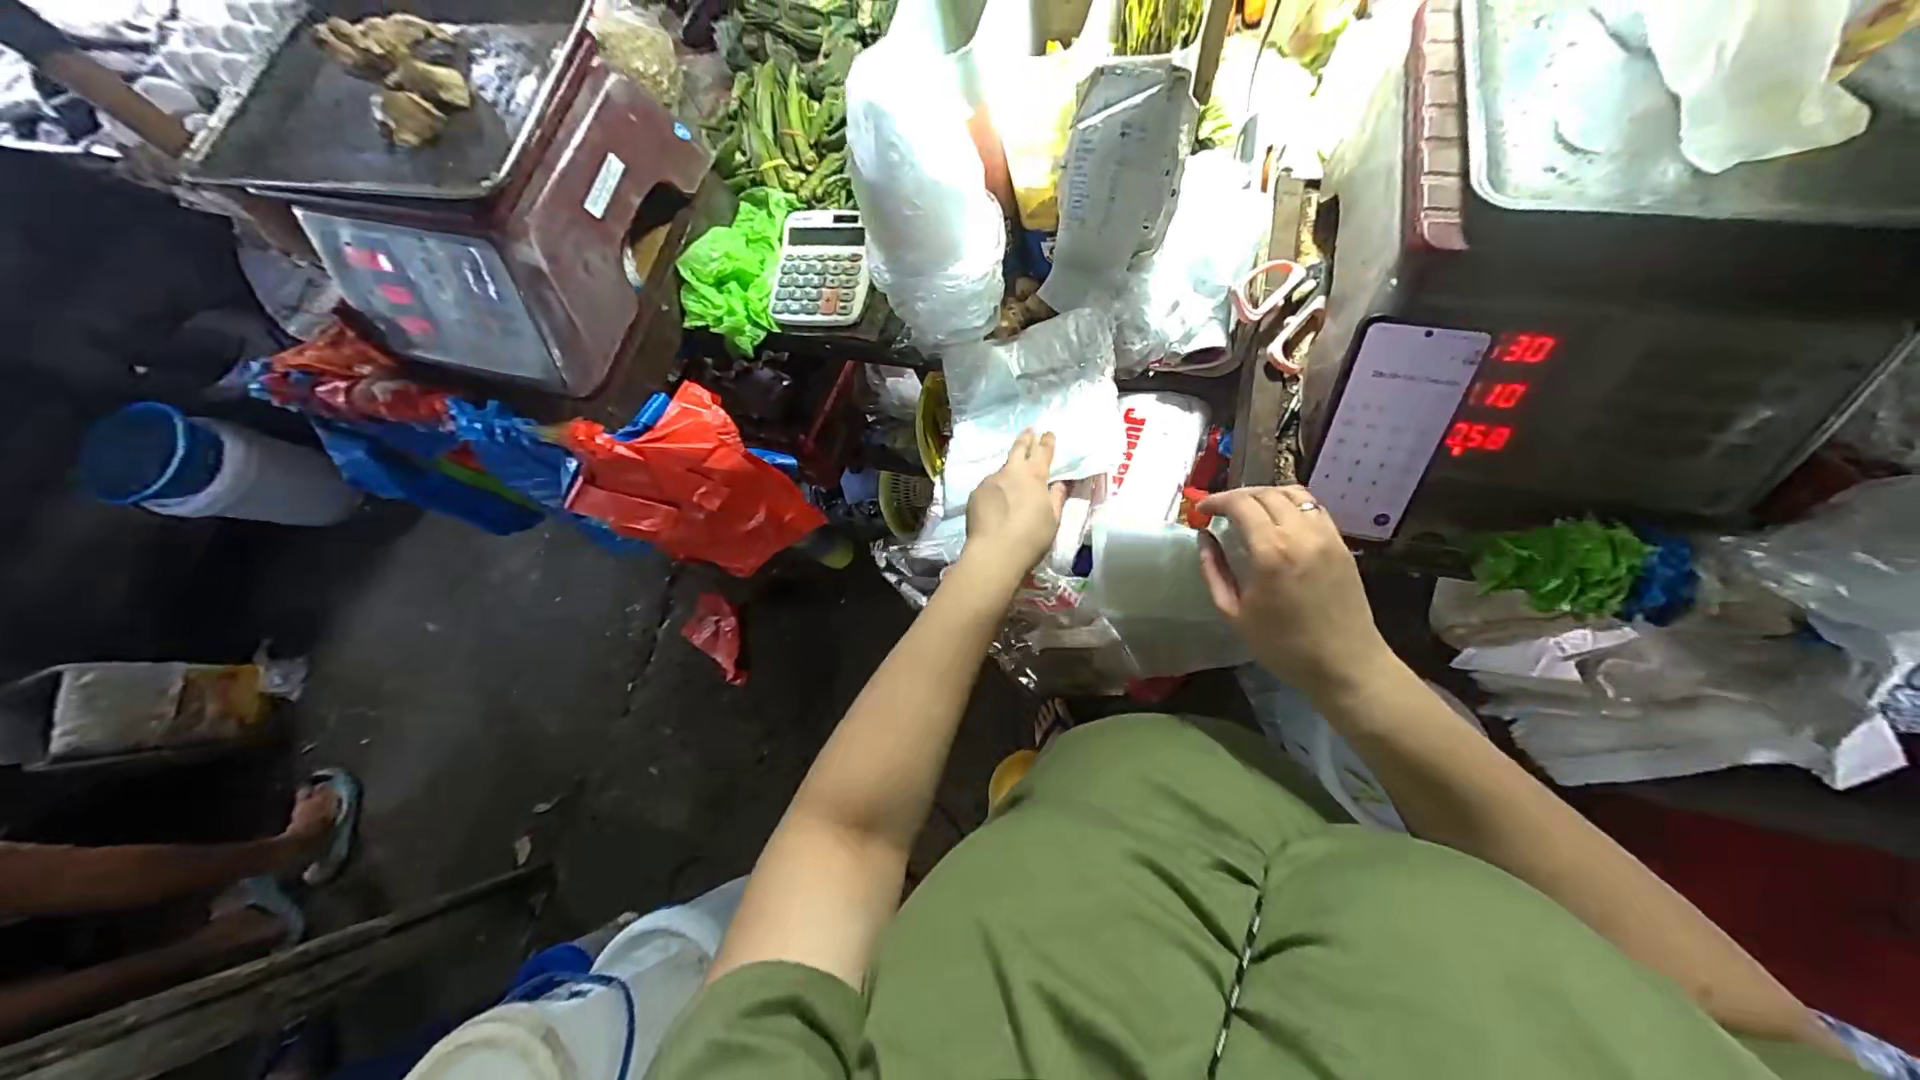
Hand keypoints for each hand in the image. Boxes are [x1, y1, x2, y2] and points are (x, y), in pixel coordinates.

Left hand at [962, 431, 1067, 579]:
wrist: (994, 552)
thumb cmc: (1031, 537)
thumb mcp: (1052, 519)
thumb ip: (1056, 498)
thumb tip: (1059, 484)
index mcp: (1034, 476)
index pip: (1042, 452)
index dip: (1046, 442)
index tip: (1048, 433)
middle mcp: (1011, 472)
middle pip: (1018, 449)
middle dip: (1025, 439)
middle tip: (1028, 430)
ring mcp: (990, 481)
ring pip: (1002, 470)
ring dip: (1008, 471)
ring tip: (1011, 479)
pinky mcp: (975, 494)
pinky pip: (989, 487)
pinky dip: (995, 490)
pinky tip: (996, 503)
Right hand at [1197, 486, 1396, 696]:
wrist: (1345, 664)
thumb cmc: (1283, 645)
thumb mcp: (1234, 613)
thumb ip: (1214, 571)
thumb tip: (1205, 540)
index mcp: (1271, 552)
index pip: (1241, 505)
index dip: (1216, 501)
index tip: (1200, 512)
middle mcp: (1301, 534)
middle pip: (1266, 493)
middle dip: (1238, 496)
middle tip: (1220, 510)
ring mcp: (1326, 536)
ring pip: (1294, 494)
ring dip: (1266, 495)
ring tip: (1250, 510)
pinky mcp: (1341, 544)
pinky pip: (1314, 509)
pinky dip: (1291, 505)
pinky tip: (1279, 522)